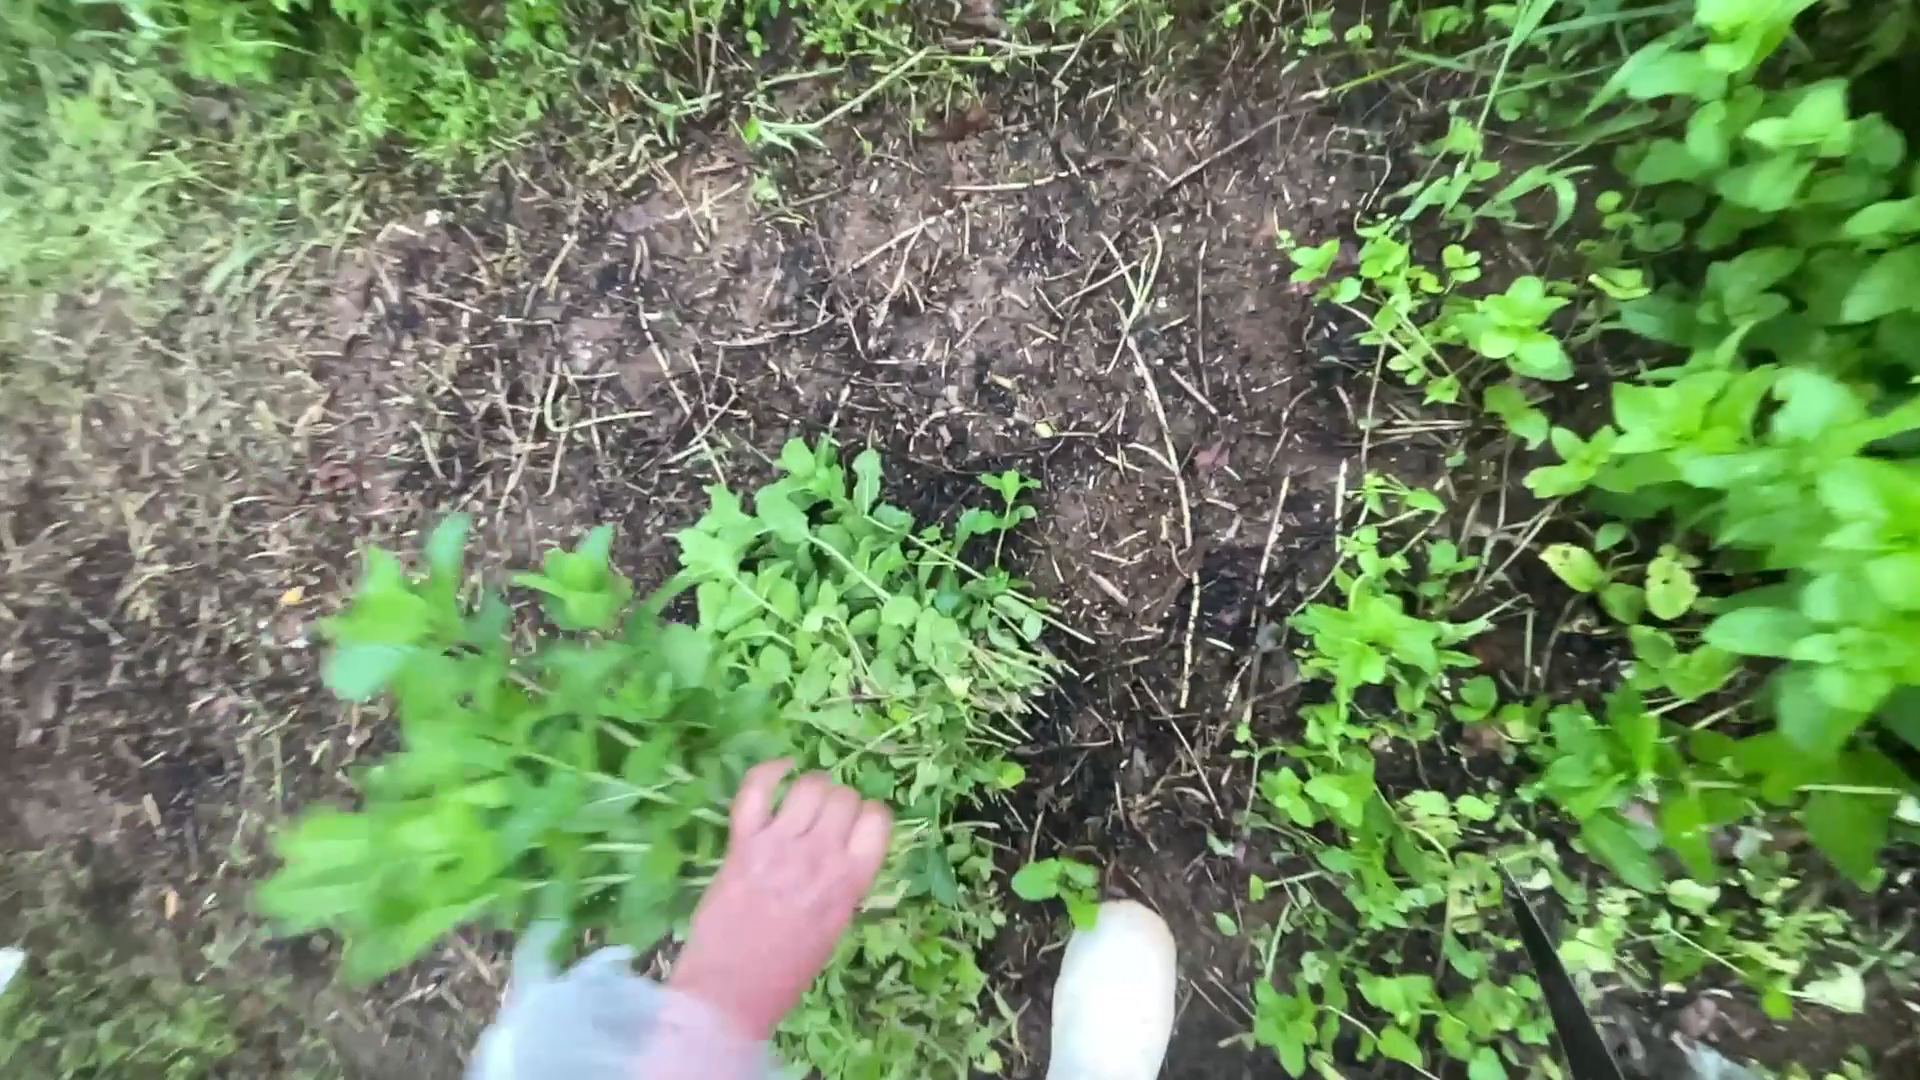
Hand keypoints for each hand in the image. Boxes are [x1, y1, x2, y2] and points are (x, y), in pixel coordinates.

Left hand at [667, 760, 891, 1038]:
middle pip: (844, 796)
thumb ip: (845, 879)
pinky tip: (780, 770)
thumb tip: (847, 843)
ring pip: (809, 785)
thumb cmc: (786, 971)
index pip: (878, 819)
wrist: (727, 997)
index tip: (857, 825)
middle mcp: (820, 855)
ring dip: (810, 788)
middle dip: (839, 802)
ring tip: (802, 803)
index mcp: (850, 881)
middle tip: (825, 819)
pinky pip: (758, 789)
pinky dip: (770, 771)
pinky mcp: (743, 842)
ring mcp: (780, 845)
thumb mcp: (836, 925)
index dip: (869, 816)